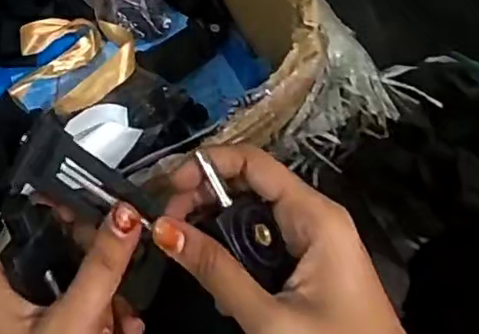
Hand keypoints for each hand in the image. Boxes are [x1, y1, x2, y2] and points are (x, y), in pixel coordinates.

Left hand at [0, 201, 145, 333]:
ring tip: (125, 318)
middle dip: (105, 266)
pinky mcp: (66, 330)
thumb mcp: (73, 318)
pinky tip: (127, 329)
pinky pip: (94, 310)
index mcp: (8, 269)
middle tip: (125, 276)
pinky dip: (114, 319)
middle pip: (72, 249)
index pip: (44, 217)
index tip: (116, 209)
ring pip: (88, 281)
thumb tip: (126, 214)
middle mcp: (23, 282)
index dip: (80, 211)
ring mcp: (45, 309)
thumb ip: (100, 268)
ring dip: (114, 298)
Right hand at [153, 145, 401, 333]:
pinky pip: (262, 241)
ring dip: (215, 229)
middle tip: (170, 225)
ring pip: (250, 213)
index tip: (168, 189)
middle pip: (246, 183)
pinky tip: (218, 279)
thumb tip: (163, 228)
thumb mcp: (271, 320)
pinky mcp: (311, 267)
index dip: (204, 165)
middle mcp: (316, 218)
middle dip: (203, 199)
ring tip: (190, 256)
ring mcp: (315, 242)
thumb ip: (215, 270)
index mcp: (315, 216)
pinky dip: (234, 251)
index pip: (249, 160)